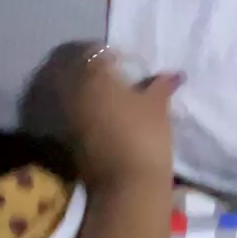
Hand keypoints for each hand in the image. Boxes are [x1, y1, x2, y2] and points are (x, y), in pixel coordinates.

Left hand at [62, 52, 181, 191]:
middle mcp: (71, 90)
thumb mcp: (157, 105)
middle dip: (91, 67)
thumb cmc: (145, 135)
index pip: (95, 52)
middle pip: (74, 68)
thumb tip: (174, 74)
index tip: (124, 62)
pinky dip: (79, 107)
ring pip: (67, 90)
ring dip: (82, 87)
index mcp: (93, 76)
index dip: (110, 54)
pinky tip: (98, 115)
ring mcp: (63, 114)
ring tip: (105, 95)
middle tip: (111, 74)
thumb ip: (161, 84)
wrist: (127, 184)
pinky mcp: (62, 136)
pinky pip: (67, 110)